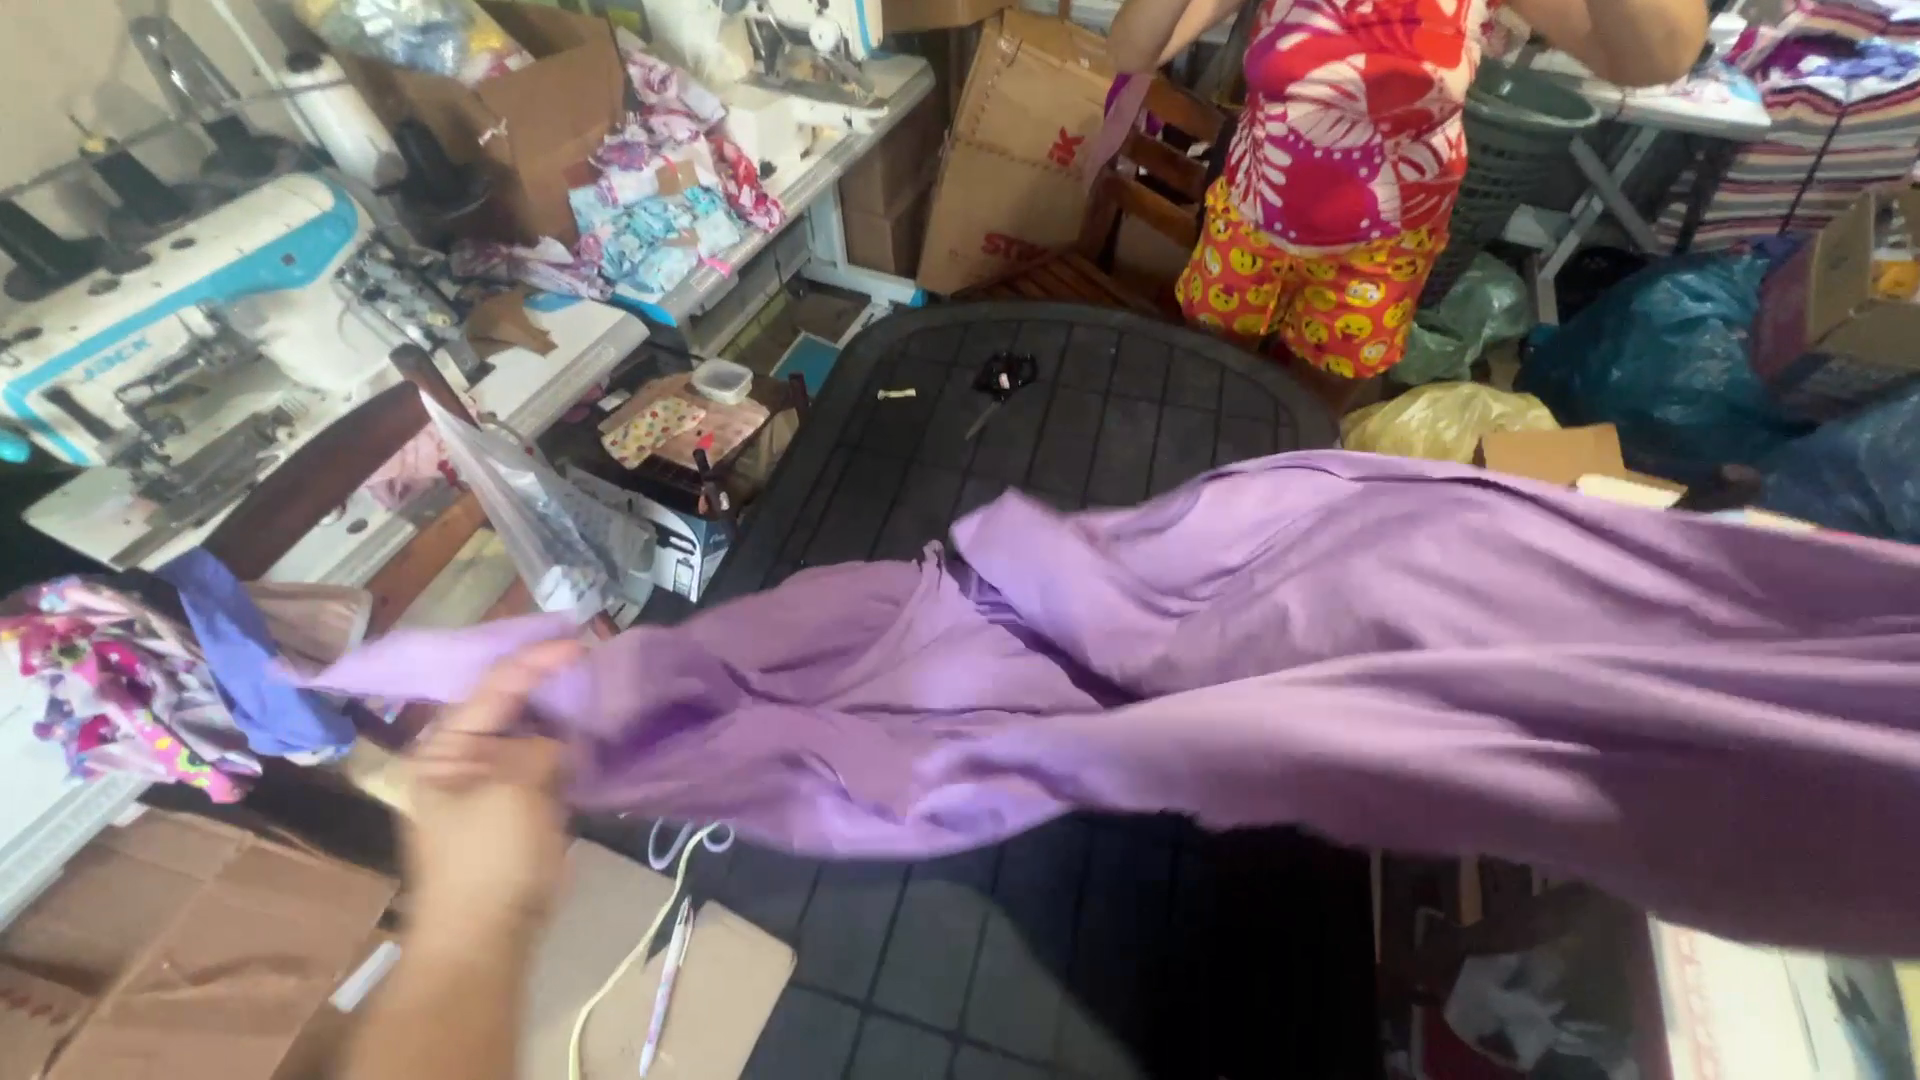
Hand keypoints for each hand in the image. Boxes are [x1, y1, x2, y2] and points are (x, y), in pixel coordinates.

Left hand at [404, 639, 582, 932]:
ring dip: (566, 709)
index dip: (536, 661)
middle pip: (514, 704)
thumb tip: (558, 743)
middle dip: (552, 680)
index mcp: (445, 750)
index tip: (580, 642)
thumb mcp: (512, 791)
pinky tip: (599, 727)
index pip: (494, 688)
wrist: (488, 934)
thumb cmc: (488, 859)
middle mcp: (467, 756)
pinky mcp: (524, 800)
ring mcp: (497, 779)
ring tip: (602, 684)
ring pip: (537, 730)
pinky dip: (573, 742)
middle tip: (595, 655)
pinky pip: (551, 758)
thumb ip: (538, 748)